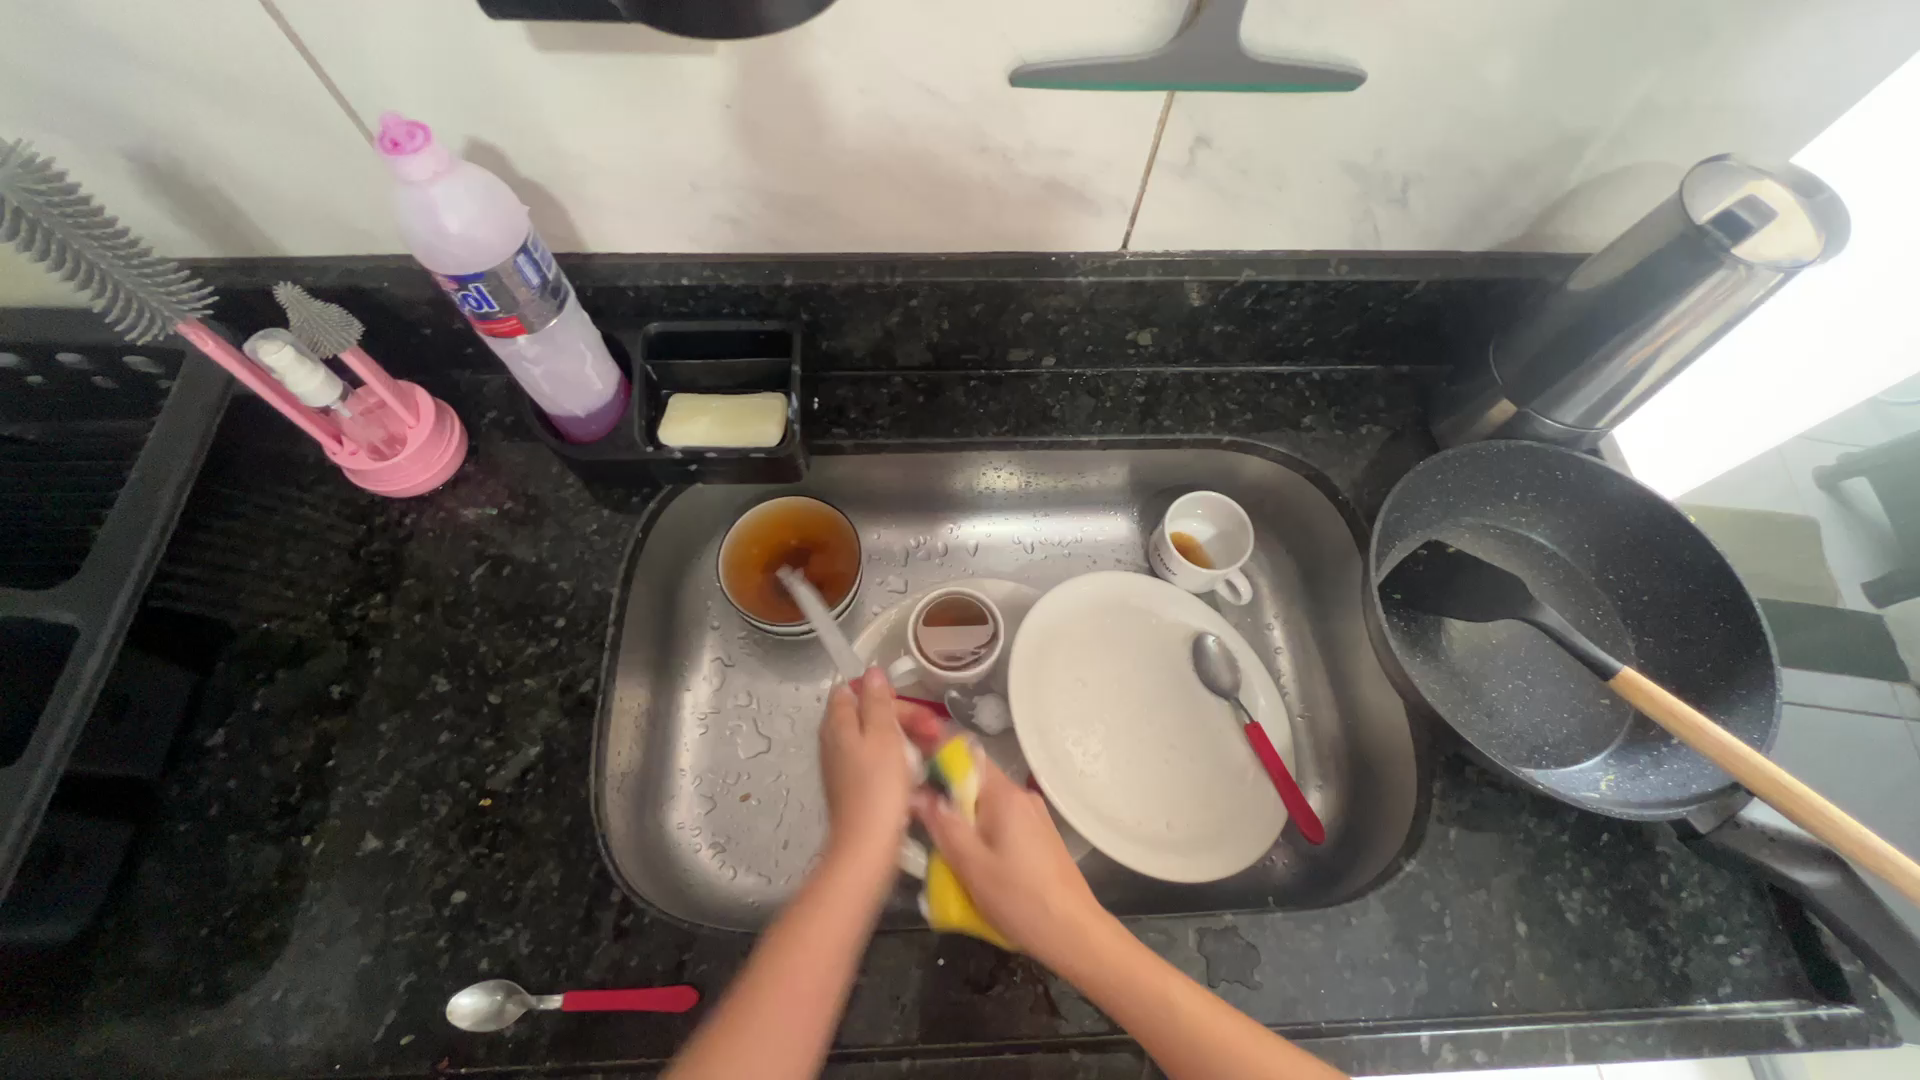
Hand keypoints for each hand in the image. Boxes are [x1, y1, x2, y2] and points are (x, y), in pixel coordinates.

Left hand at [819, 668, 941, 870]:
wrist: (867, 844)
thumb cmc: (878, 785)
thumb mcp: (883, 734)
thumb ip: (876, 701)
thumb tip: (871, 672)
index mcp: (837, 722)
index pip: (852, 690)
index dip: (880, 692)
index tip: (905, 704)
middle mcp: (835, 740)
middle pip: (868, 713)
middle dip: (902, 716)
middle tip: (932, 729)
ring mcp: (844, 764)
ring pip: (876, 737)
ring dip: (905, 738)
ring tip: (931, 749)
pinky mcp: (855, 785)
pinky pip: (878, 760)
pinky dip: (898, 759)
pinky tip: (916, 771)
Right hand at [909, 753, 1108, 962]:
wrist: (1074, 933)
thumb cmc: (1019, 898)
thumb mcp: (971, 865)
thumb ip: (943, 825)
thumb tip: (918, 794)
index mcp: (1005, 795)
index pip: (966, 758)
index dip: (938, 765)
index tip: (916, 784)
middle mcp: (1022, 797)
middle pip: (976, 785)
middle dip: (950, 805)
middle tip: (928, 834)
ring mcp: (1036, 817)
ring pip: (988, 809)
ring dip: (967, 826)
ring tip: (951, 859)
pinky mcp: (1042, 838)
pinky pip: (1004, 826)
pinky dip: (986, 839)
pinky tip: (980, 870)